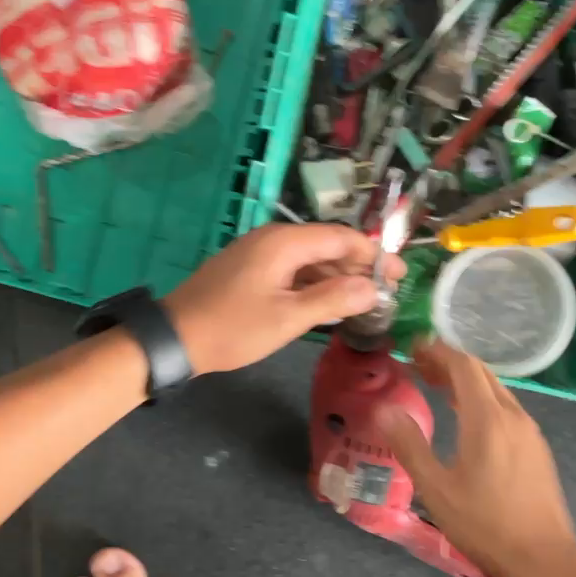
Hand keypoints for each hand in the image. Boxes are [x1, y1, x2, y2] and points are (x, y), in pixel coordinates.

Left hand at [163, 222, 401, 374]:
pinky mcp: (250, 270)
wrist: (176, 338)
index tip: (399, 274)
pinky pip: (292, 270)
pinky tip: (329, 303)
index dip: (374, 255)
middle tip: (387, 290)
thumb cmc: (234, 328)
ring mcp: (259, 254)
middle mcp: (273, 239)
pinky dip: (314, 284)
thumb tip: (373, 288)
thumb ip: (333, 299)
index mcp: (283, 243)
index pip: (341, 238)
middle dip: (359, 266)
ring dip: (337, 277)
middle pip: (326, 245)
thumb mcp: (288, 317)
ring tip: (365, 299)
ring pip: (309, 259)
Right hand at [378, 341, 575, 576]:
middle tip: (418, 366)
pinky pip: (506, 410)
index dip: (438, 351)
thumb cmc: (485, 525)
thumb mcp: (436, 488)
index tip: (413, 348)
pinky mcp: (537, 450)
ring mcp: (530, 432)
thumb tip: (383, 409)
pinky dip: (481, 401)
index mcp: (488, 419)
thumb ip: (409, 445)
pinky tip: (466, 421)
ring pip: (496, 391)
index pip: (464, 366)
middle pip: (481, 374)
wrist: (544, 559)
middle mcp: (513, 416)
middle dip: (450, 363)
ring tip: (436, 388)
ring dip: (466, 383)